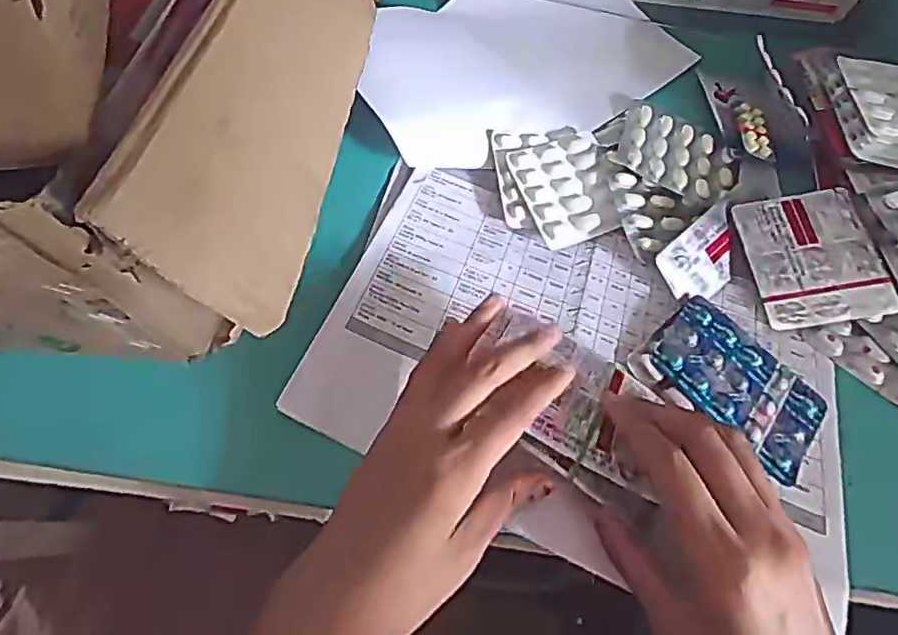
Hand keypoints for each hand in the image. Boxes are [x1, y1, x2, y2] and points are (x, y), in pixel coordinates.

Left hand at [253, 295, 573, 634]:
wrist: (332, 594)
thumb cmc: (401, 587)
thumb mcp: (463, 552)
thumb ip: (502, 502)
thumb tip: (539, 475)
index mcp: (454, 471)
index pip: (510, 415)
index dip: (542, 388)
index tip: (566, 368)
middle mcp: (429, 436)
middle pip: (481, 376)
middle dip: (520, 349)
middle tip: (549, 331)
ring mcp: (405, 425)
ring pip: (446, 363)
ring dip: (474, 329)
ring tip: (497, 304)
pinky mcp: (389, 426)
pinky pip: (420, 375)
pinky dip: (441, 348)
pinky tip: (453, 333)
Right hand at [594, 395, 834, 634]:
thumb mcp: (674, 624)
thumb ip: (634, 564)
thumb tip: (602, 517)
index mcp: (724, 562)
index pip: (674, 466)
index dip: (639, 429)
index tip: (616, 411)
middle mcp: (760, 534)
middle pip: (706, 440)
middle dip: (661, 413)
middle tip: (630, 406)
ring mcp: (783, 528)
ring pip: (735, 443)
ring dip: (692, 420)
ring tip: (660, 416)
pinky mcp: (795, 531)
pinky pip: (754, 466)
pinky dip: (720, 443)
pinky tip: (699, 446)